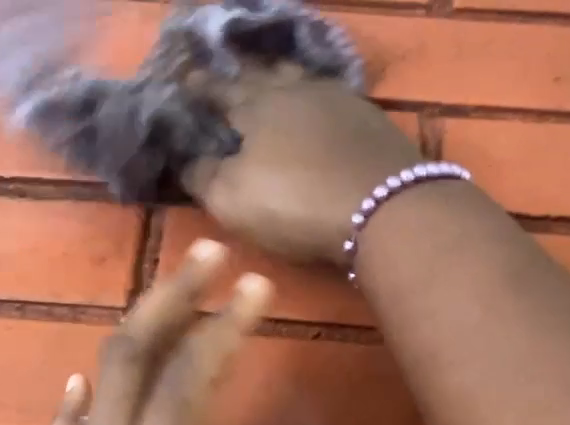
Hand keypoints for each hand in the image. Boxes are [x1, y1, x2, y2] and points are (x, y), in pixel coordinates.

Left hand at [18, 239, 329, 424]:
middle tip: (212, 259)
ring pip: (93, 401)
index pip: (181, 396)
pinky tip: (82, 387)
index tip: (259, 291)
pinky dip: (76, 407)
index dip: (219, 335)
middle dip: (166, 308)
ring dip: (130, 341)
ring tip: (170, 297)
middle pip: (123, 375)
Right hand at [183, 66, 422, 265]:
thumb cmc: (295, 202)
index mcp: (257, 104)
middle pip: (266, 74)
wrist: (384, 206)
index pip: (220, 88)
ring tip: (276, 86)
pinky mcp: (372, 120)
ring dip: (285, 82)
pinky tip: (319, 114)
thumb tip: (188, 161)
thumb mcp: (233, 199)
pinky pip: (334, 101)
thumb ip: (204, 177)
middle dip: (245, 74)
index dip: (201, 86)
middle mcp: (297, 90)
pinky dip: (318, 105)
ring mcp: (340, 100)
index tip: (185, 78)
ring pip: (303, 81)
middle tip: (233, 74)